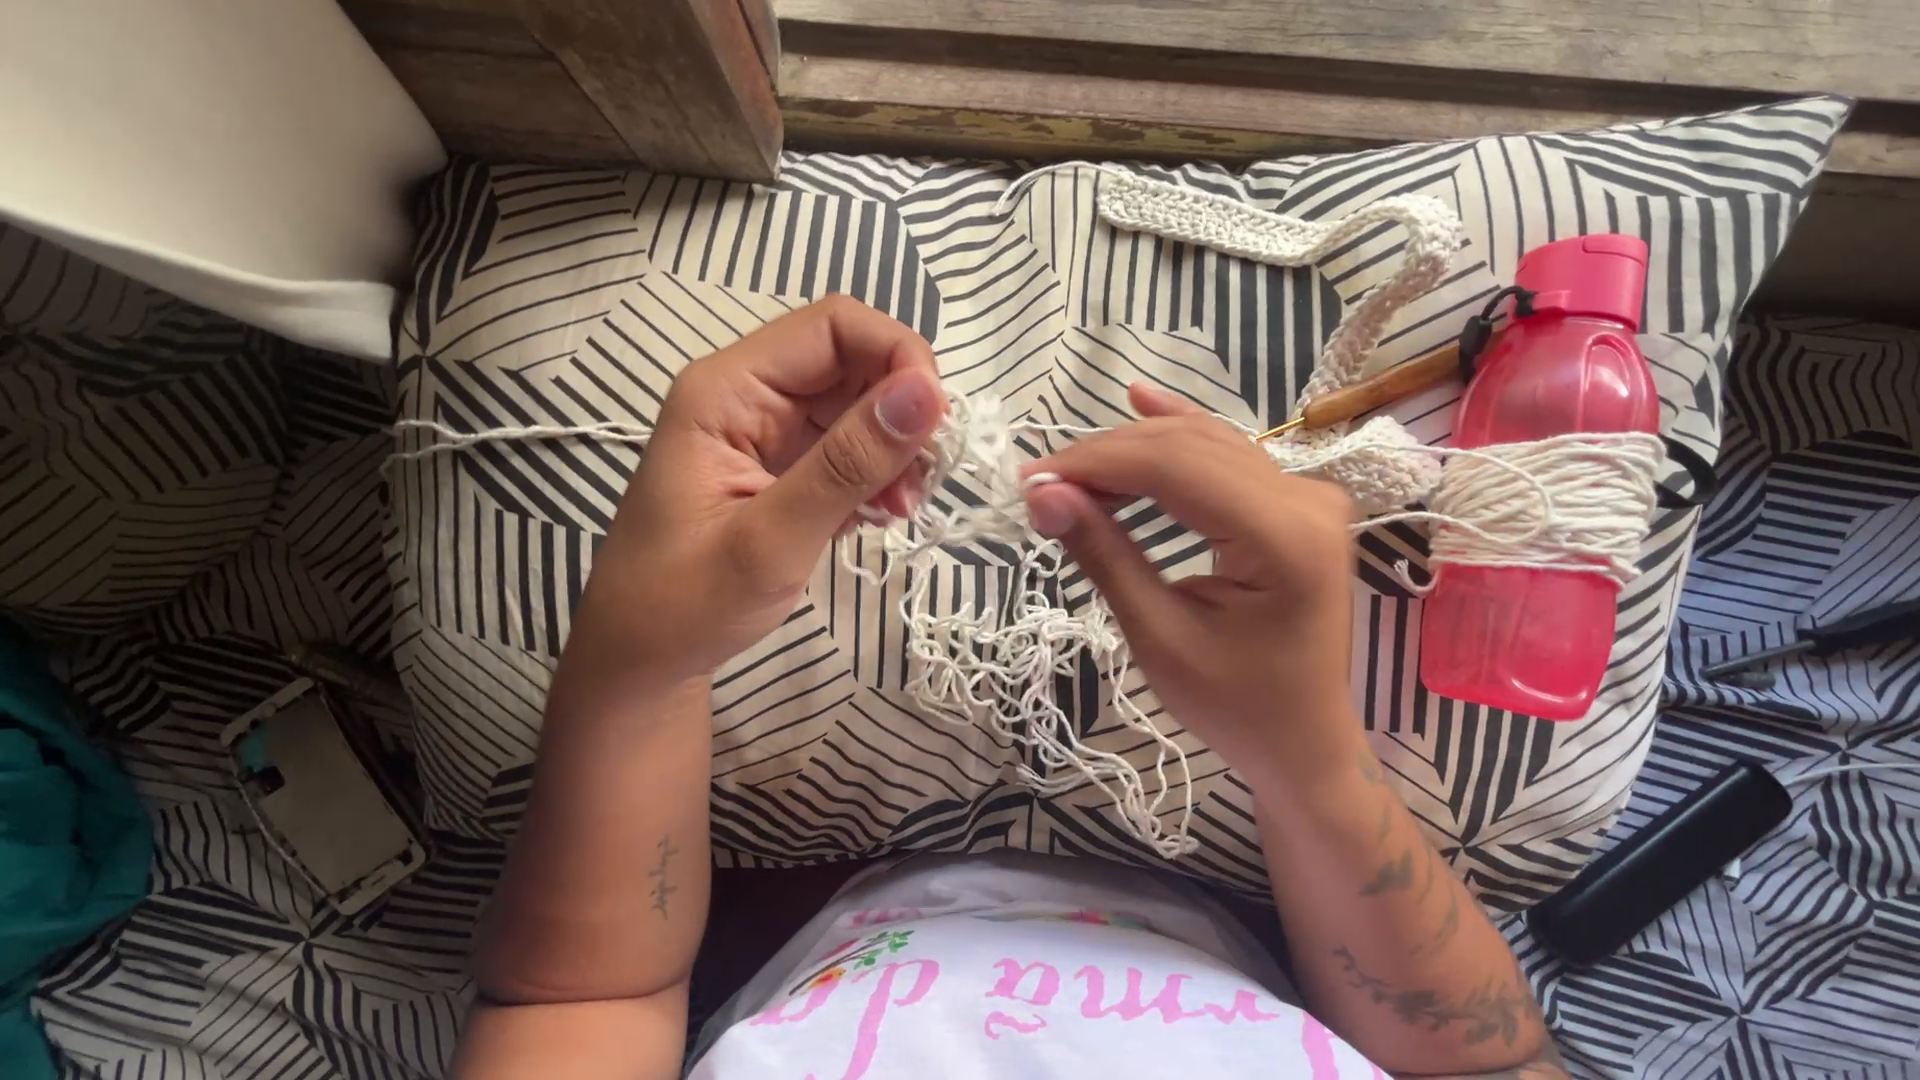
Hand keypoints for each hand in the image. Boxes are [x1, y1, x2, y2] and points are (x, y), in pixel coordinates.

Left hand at [564, 295, 943, 689]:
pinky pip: (851, 448)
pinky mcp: (785, 466)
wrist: (643, 660)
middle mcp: (750, 395)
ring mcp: (769, 431)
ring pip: (861, 408)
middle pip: (854, 364)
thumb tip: (927, 394)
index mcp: (727, 391)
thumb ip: (848, 465)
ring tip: (899, 512)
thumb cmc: (685, 604)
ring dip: (896, 452)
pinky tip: (878, 518)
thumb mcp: (770, 539)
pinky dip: (878, 477)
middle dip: (902, 414)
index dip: (898, 356)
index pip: (834, 326)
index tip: (937, 424)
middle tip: (922, 484)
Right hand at [1024, 384, 1360, 791]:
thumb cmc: (1235, 707)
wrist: (1303, 742)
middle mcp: (1304, 500)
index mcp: (1283, 537)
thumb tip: (1043, 494)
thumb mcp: (1159, 637)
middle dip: (1106, 457)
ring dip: (1131, 450)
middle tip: (1040, 481)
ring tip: (1069, 467)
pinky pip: (1228, 456)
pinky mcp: (1297, 505)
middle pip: (1187, 449)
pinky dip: (1178, 436)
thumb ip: (1105, 555)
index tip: (1031, 480)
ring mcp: (1307, 498)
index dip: (1096, 464)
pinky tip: (1143, 401)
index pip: (1174, 469)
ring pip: (1204, 445)